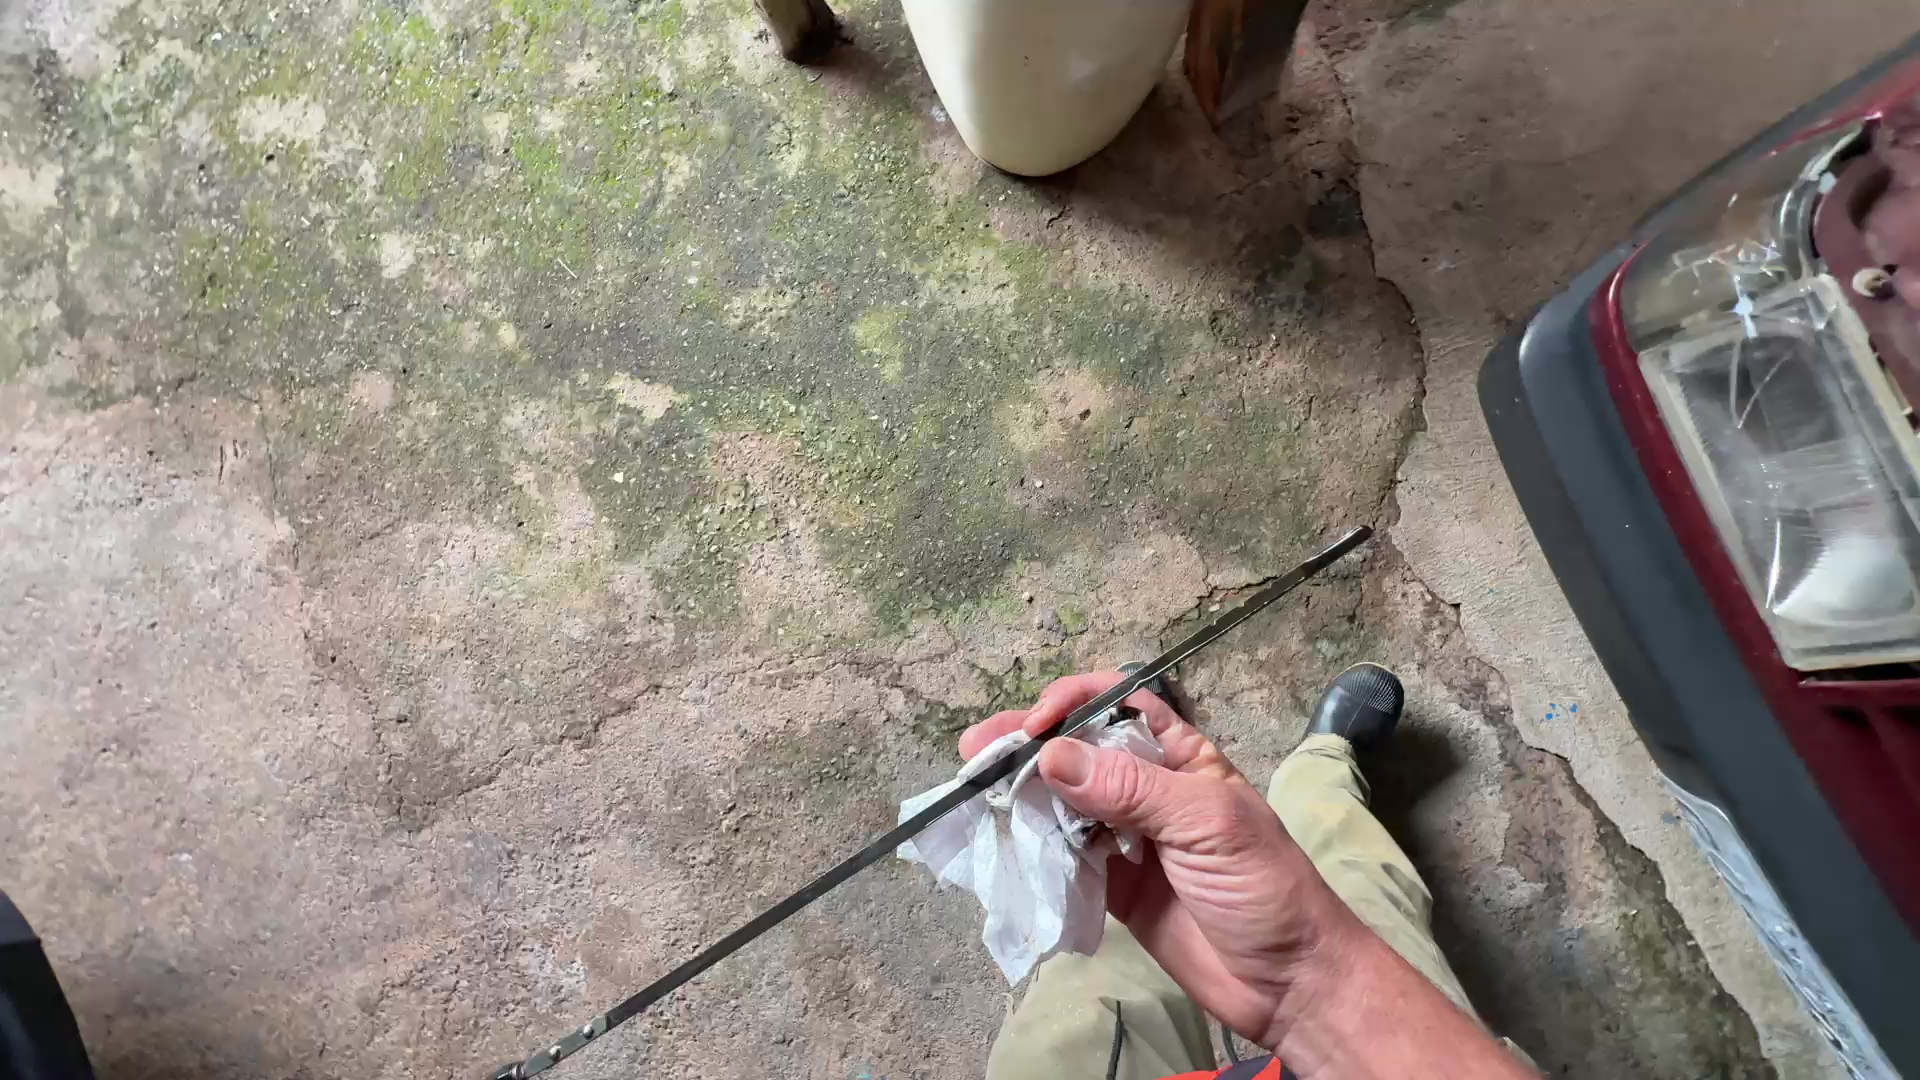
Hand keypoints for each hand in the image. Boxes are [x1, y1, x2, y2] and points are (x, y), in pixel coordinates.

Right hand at [960, 671, 1366, 1050]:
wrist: (1287, 986)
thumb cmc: (1262, 886)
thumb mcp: (1205, 822)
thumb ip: (1129, 789)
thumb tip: (1049, 757)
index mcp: (1177, 754)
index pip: (1118, 705)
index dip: (1075, 702)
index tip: (1036, 725)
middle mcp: (1145, 784)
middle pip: (1078, 748)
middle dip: (1028, 742)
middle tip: (977, 748)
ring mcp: (1124, 831)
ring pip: (1063, 796)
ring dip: (1021, 788)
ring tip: (975, 785)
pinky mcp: (1109, 877)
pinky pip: (1063, 850)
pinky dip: (1032, 840)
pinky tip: (1002, 833)